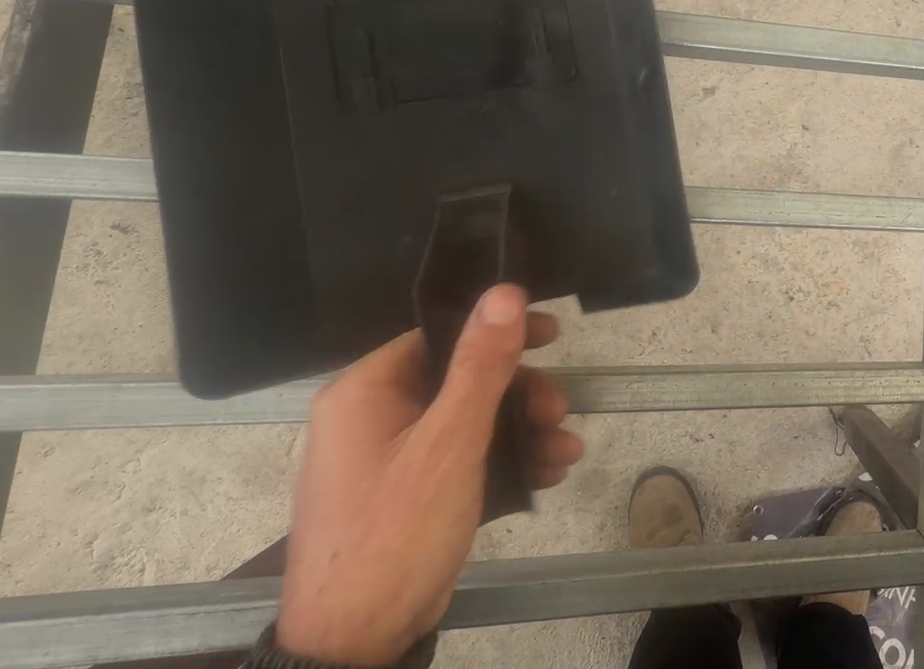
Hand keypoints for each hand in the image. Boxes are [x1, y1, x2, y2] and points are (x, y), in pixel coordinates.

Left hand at [276, 284, 585, 664]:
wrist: (359, 642)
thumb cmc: (396, 532)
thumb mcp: (449, 443)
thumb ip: (481, 365)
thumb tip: (506, 290)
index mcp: (367, 392)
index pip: (441, 334)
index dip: (498, 331)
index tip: (553, 335)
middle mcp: (376, 416)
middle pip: (464, 379)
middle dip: (522, 394)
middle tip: (559, 411)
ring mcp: (395, 457)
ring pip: (473, 420)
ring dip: (526, 431)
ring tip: (564, 452)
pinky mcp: (414, 491)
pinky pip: (467, 456)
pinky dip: (507, 460)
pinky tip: (548, 474)